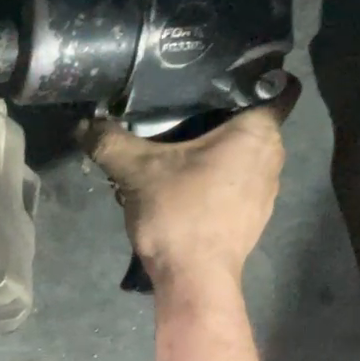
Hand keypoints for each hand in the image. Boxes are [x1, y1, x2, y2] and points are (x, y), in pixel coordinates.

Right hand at [80, 83, 300, 290]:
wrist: (194, 278)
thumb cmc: (179, 213)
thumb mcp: (137, 172)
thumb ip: (111, 144)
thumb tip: (85, 125)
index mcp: (259, 130)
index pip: (275, 87)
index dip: (250, 83)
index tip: (218, 91)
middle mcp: (274, 155)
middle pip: (248, 127)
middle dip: (216, 128)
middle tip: (178, 133)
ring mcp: (266, 191)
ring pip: (240, 161)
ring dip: (213, 162)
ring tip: (176, 170)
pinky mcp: (252, 220)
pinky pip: (234, 191)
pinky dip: (213, 190)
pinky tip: (185, 201)